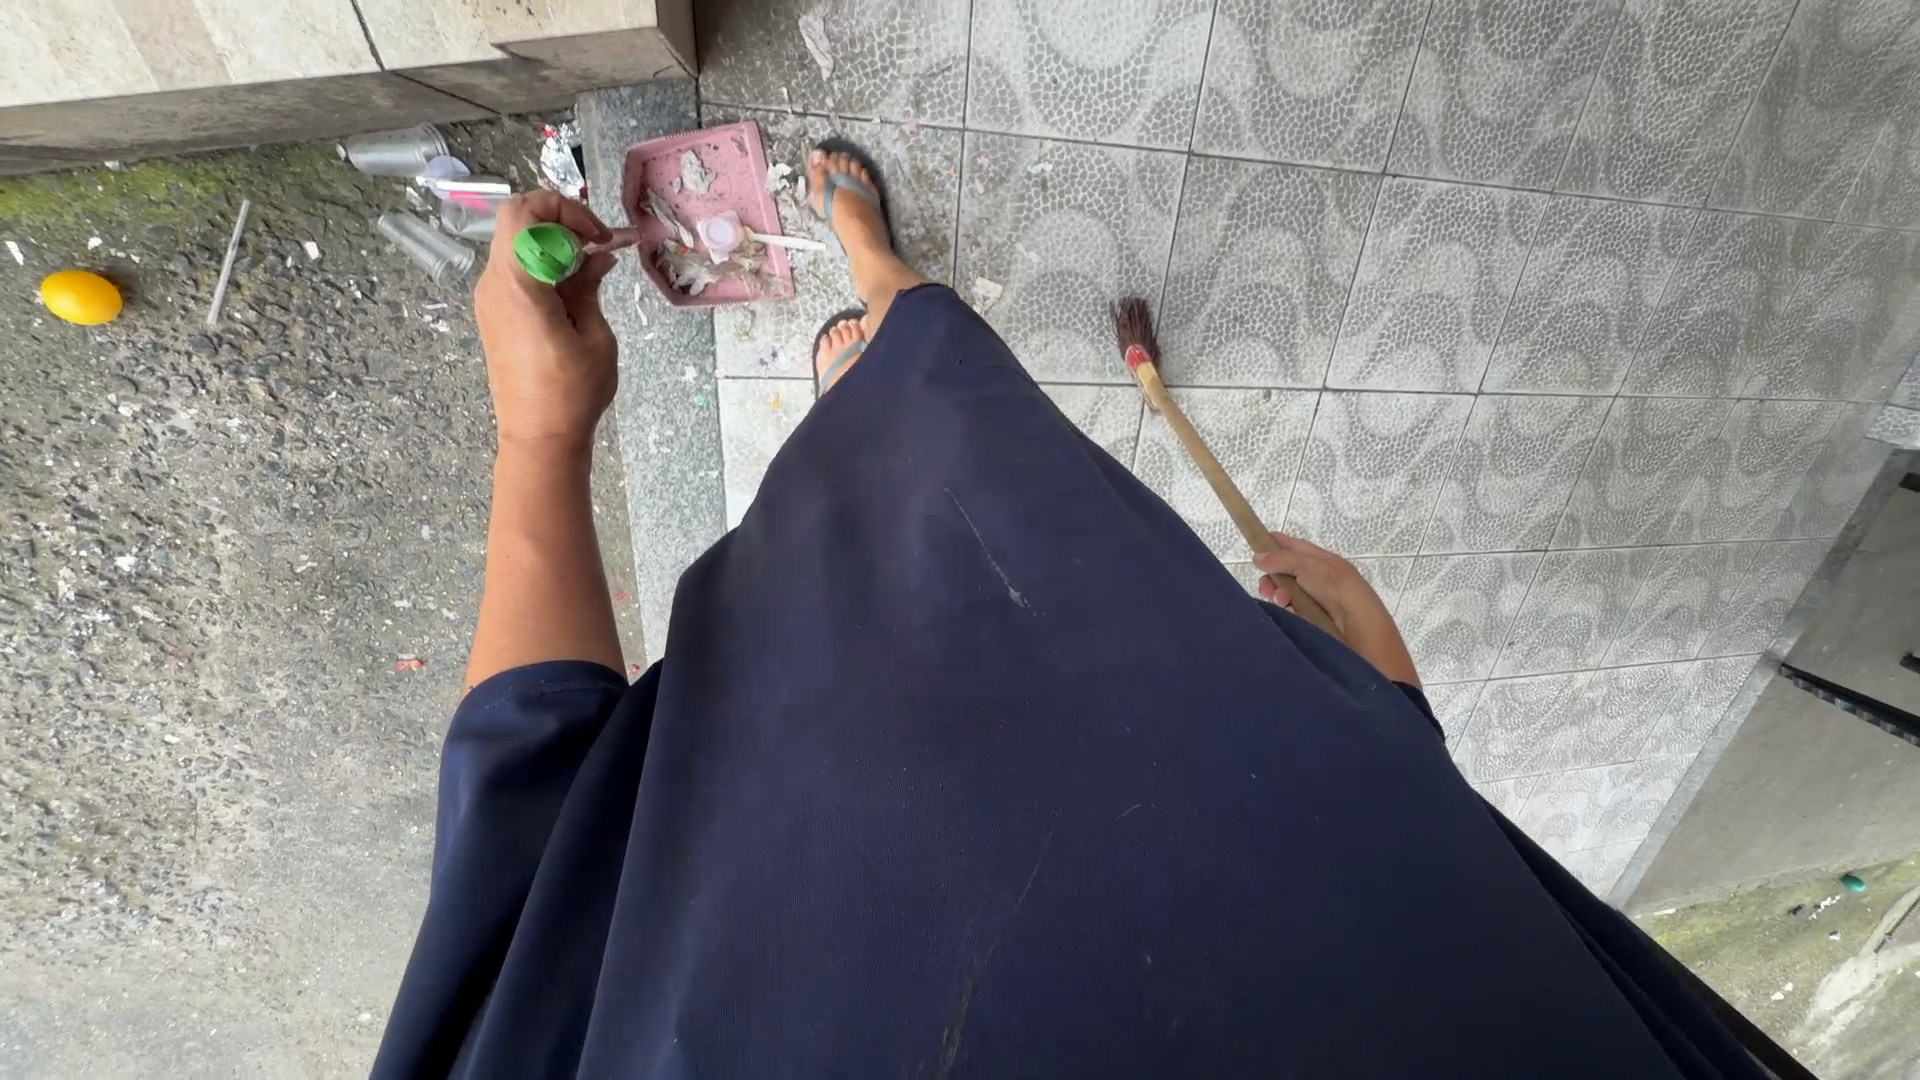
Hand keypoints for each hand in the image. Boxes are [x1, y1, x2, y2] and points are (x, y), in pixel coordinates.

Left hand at [475, 192, 618, 452]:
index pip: (525, 212)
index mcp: (518, 283)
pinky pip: (516, 272)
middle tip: (598, 248)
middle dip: (562, 222)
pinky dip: (544, 267)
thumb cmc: (574, 391)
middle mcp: (493, 283)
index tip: (601, 237)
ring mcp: (489, 298)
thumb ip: (589, 286)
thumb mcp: (596, 336)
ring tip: (592, 272)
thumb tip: (597, 257)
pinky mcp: (494, 314)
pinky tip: (574, 291)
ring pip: (516, 245)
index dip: (566, 209)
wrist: (539, 435)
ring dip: (555, 246)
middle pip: (517, 222)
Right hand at [1254, 532, 1419, 686]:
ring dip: (1277, 594)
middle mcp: (1315, 577)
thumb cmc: (1336, 588)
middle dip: (1271, 577)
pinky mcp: (1308, 617)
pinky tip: (1288, 611)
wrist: (1358, 626)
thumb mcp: (1309, 565)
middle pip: (1282, 571)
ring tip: (1282, 602)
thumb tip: (1256, 557)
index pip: (1292, 546)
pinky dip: (1284, 609)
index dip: (1274, 544)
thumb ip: (1281, 559)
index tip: (1254, 546)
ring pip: (1282, 591)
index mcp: (1320, 560)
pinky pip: (1288, 609)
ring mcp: (1312, 598)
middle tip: (1266, 588)